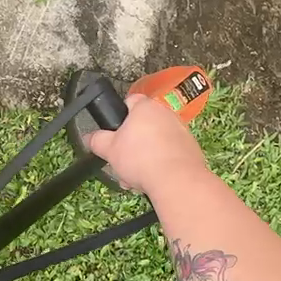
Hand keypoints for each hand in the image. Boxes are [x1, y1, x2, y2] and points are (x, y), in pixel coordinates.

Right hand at [84, 93, 210, 195]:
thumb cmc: (141, 159)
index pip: (130, 101)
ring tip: (135, 177)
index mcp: (145, 107)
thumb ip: (97, 141)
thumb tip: (90, 138)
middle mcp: (166, 113)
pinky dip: (160, 163)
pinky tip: (151, 179)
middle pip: (143, 125)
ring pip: (155, 141)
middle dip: (131, 143)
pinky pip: (169, 152)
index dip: (120, 116)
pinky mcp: (190, 147)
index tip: (115, 132)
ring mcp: (181, 130)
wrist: (176, 179)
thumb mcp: (108, 150)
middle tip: (122, 160)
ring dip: (144, 156)